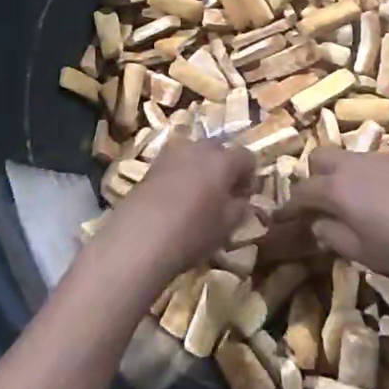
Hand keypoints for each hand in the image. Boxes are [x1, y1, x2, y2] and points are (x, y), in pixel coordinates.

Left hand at [90, 136, 256, 281]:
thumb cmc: (192, 232)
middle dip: (225, 166)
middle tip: (224, 193)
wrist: (138, 239)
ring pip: (194, 154)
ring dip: (201, 168)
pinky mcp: (150, 166)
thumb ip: (241, 208)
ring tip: (198, 195)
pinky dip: (181, 174)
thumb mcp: (227, 226)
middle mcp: (198, 148)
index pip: (247, 156)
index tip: (245, 197)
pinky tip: (176, 199)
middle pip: (219, 149)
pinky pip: (174, 164)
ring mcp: (171, 154)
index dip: (250, 176)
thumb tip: (241, 200)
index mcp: (223, 160)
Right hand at [276, 148, 388, 283]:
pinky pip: (368, 161)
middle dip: (311, 179)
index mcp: (336, 188)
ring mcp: (380, 158)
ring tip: (348, 204)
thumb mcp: (363, 252)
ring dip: (337, 175)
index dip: (288, 208)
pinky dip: (361, 176)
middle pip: (319, 159)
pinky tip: (378, 200)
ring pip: (345, 157)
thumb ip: (332, 236)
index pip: (301, 192)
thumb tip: (317, 225)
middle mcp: (353, 164)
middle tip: (318, 207)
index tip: (279, 220)